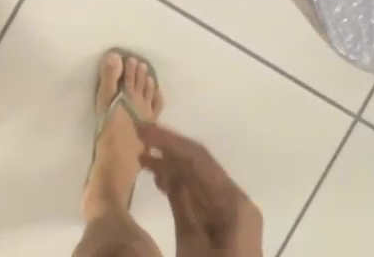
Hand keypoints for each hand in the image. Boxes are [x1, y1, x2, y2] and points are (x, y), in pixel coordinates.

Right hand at [137, 122, 263, 256]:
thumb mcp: (192, 244)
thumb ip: (180, 202)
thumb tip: (164, 168)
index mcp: (234, 203)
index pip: (198, 159)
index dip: (168, 140)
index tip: (141, 128)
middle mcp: (236, 202)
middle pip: (199, 166)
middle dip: (168, 151)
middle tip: (137, 139)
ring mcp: (232, 216)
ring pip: (198, 181)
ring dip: (171, 168)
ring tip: (142, 159)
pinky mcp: (225, 229)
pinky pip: (200, 199)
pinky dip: (180, 189)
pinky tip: (159, 182)